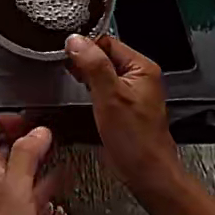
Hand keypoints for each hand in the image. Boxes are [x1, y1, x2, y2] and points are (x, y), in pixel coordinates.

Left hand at [0, 113, 54, 214]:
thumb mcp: (15, 189)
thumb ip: (26, 157)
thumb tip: (38, 131)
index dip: (2, 120)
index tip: (25, 120)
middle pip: (5, 147)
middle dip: (25, 136)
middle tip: (45, 130)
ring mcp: (8, 198)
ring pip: (23, 168)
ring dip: (39, 156)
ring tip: (58, 146)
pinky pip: (37, 191)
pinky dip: (50, 181)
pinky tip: (64, 176)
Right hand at [65, 34, 180, 191]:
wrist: (146, 173)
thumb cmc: (137, 140)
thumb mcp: (110, 97)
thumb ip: (94, 65)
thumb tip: (76, 41)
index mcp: (142, 67)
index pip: (107, 41)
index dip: (86, 46)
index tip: (68, 54)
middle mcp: (138, 76)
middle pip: (103, 55)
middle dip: (84, 61)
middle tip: (70, 72)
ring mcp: (129, 91)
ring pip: (100, 71)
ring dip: (85, 75)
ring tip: (76, 83)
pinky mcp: (121, 105)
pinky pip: (101, 87)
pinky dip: (89, 88)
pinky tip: (82, 96)